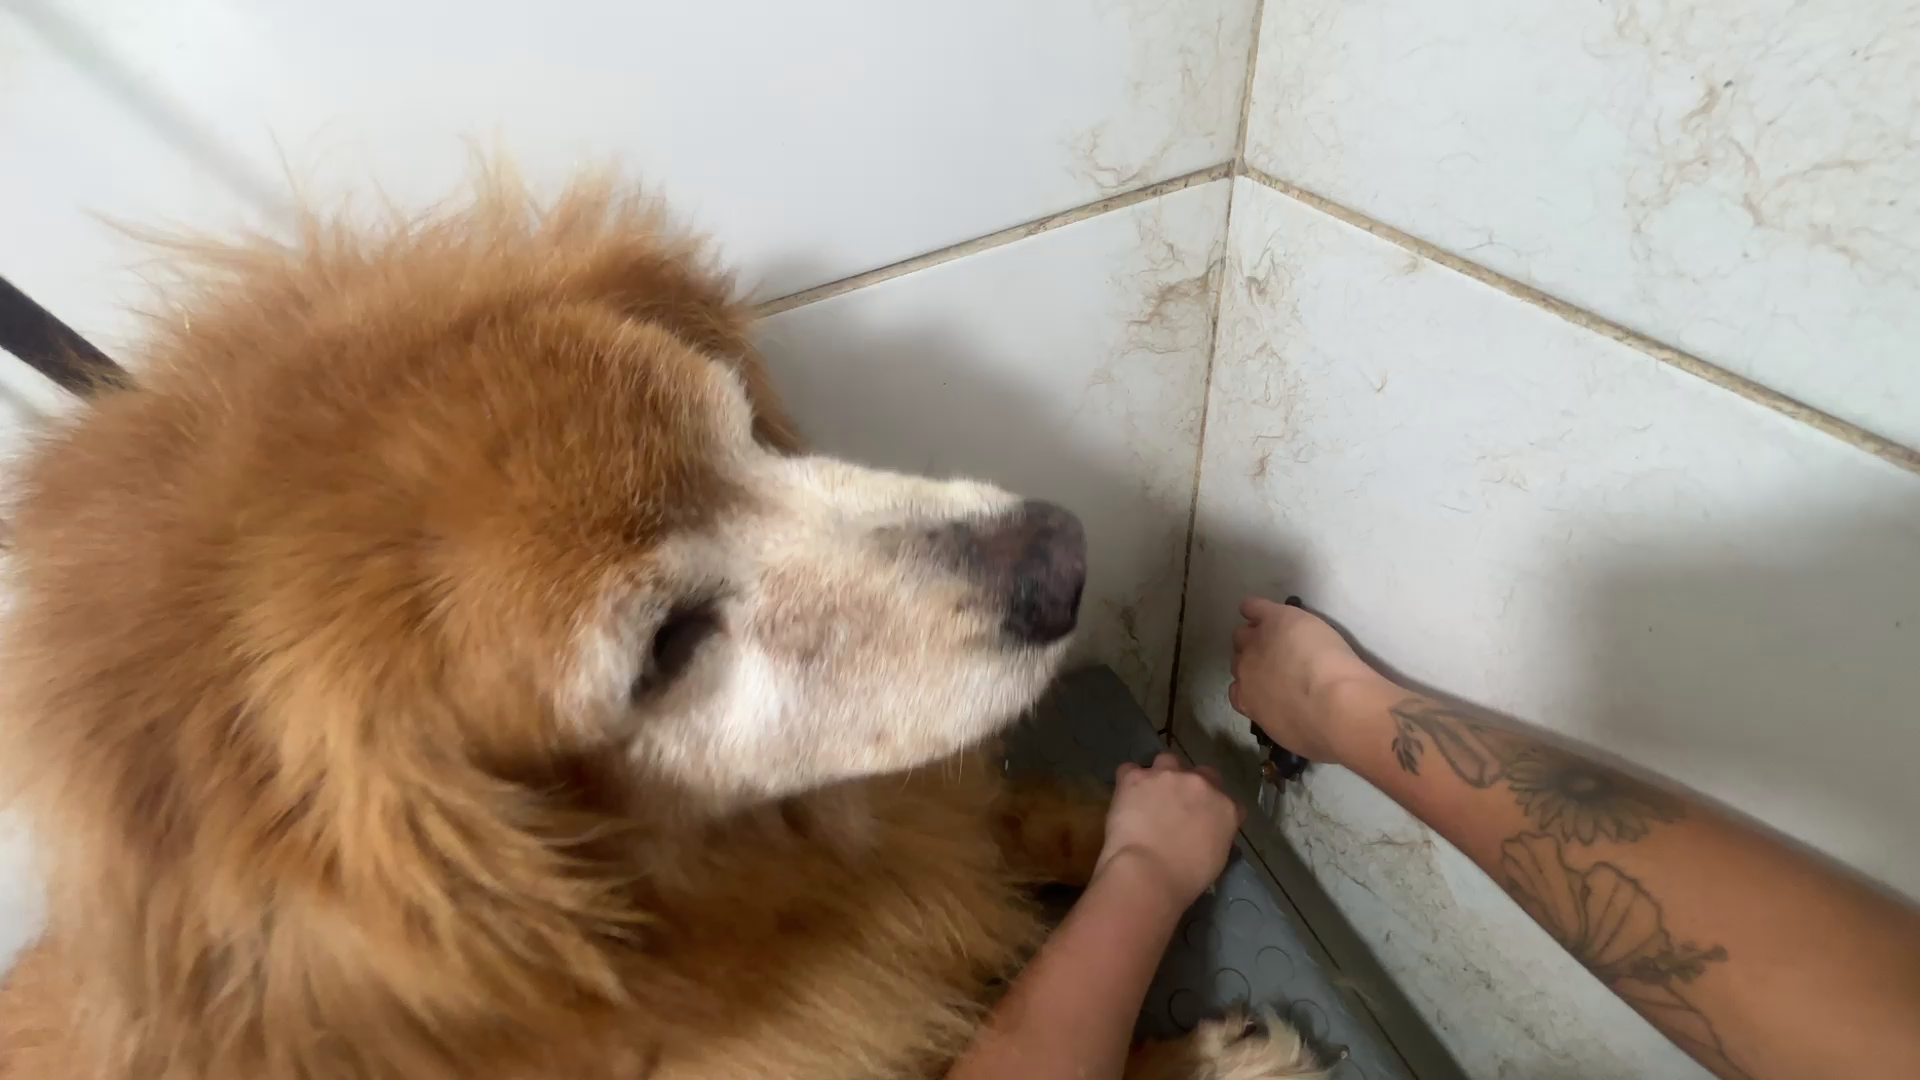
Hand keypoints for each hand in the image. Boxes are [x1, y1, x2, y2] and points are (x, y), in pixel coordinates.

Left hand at [1094, 753, 1242, 908]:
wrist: (1147, 871)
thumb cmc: (1186, 877)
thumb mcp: (1216, 858)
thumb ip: (1216, 834)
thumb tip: (1207, 830)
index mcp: (1225, 807)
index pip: (1227, 798)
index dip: (1214, 807)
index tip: (1205, 818)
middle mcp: (1199, 783)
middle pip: (1200, 773)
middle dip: (1192, 786)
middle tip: (1178, 805)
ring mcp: (1166, 775)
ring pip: (1167, 761)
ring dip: (1162, 774)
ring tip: (1151, 795)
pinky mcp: (1135, 776)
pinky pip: (1131, 770)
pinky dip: (1130, 780)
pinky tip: (1127, 796)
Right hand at [1228, 597, 1385, 765]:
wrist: (1337, 705)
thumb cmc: (1320, 731)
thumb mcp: (1292, 734)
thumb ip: (1280, 720)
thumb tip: (1287, 717)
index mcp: (1247, 700)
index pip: (1238, 688)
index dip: (1253, 684)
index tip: (1270, 686)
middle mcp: (1245, 670)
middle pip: (1240, 658)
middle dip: (1256, 659)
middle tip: (1280, 663)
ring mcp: (1257, 642)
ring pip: (1244, 633)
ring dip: (1256, 635)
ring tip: (1276, 637)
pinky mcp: (1275, 620)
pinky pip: (1254, 608)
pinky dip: (1255, 609)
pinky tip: (1259, 610)